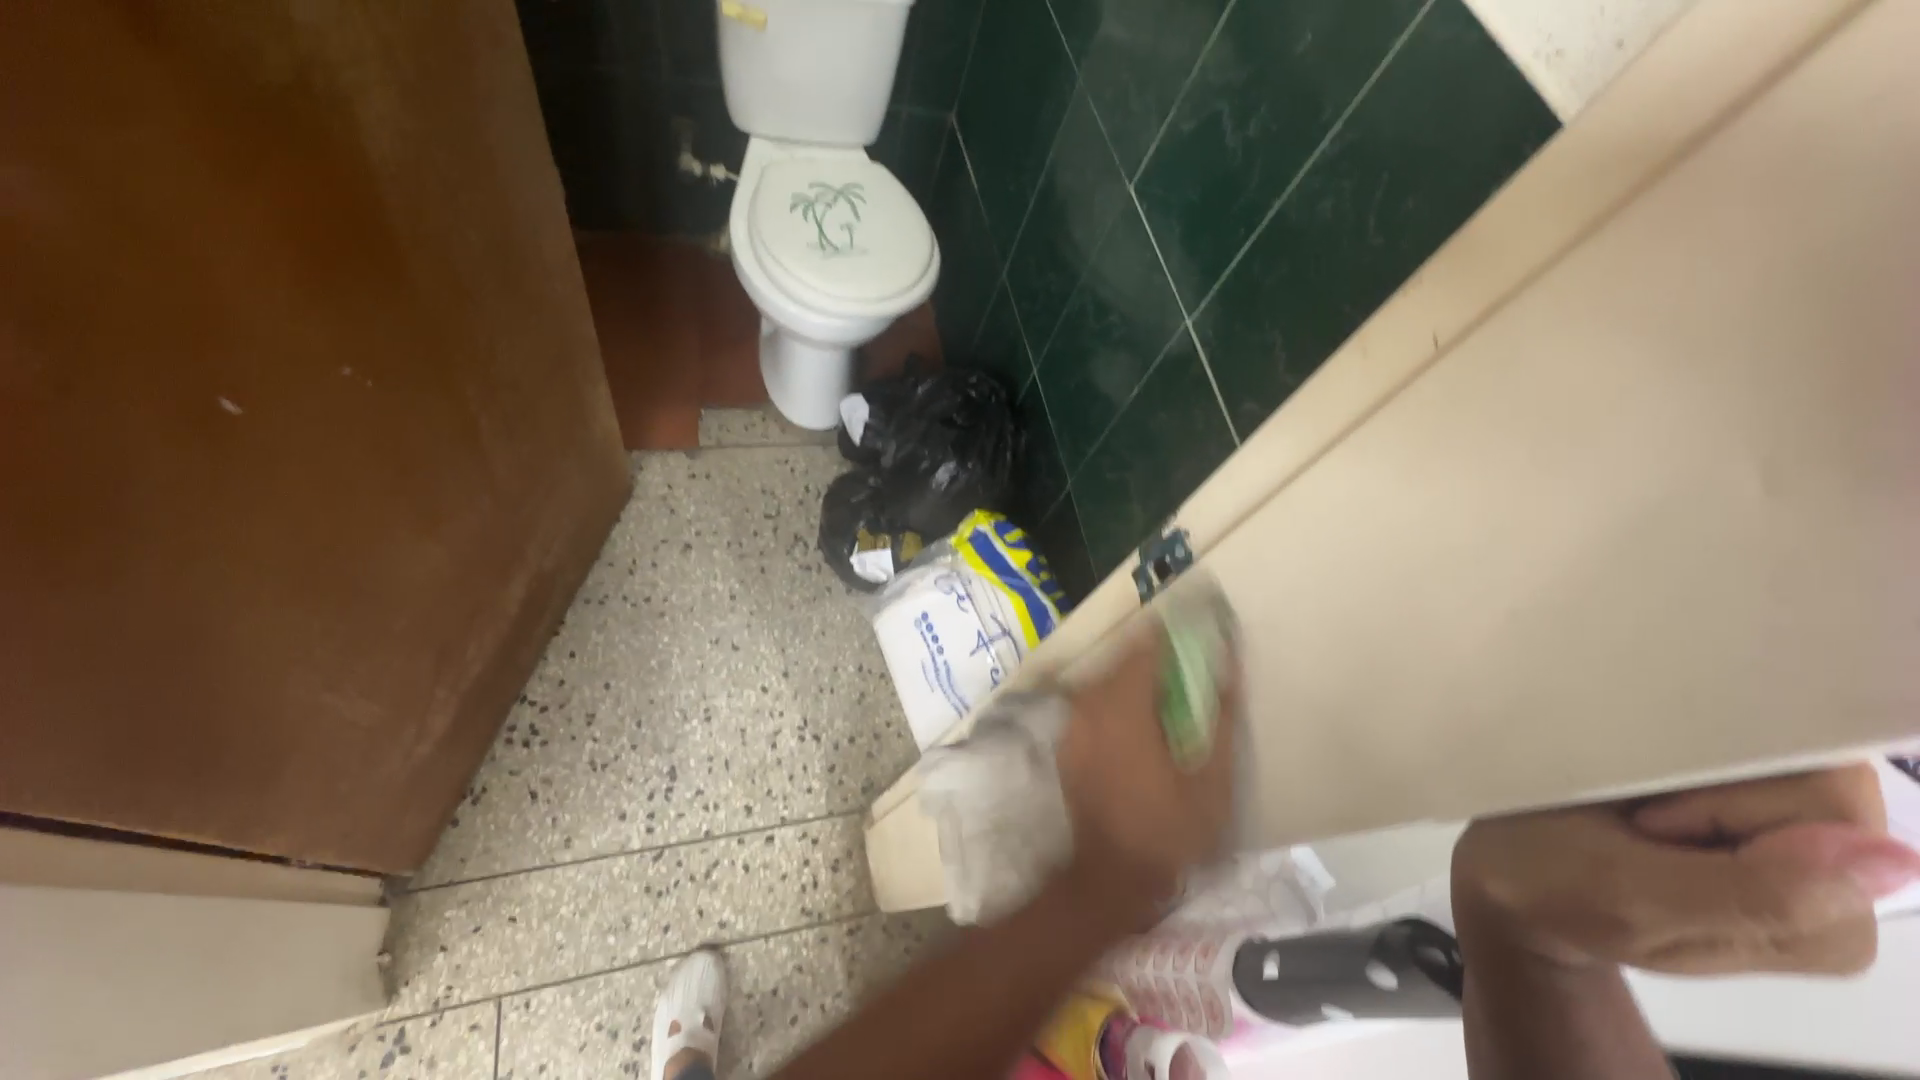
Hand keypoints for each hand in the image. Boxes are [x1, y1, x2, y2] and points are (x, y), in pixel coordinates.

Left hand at [1055, 625, 1237, 926]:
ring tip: (1179, 693)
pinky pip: (1098, 700)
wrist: (1109, 879)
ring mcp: (1071, 721)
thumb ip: (1219, 714)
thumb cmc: (1167, 832)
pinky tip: (1149, 720)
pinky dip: (1123, 697)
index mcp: (1122, 705)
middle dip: (1163, 653)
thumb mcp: (1211, 779)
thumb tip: (1228, 663)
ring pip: (1110, 677)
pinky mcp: (1067, 739)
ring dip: (1143, 675)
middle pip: (1128, 656)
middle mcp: (1088, 703)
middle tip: (1200, 663)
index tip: (1208, 626)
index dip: (1180, 629)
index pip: (1149, 643)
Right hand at [1452, 763, 1919, 976]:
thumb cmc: (1553, 885)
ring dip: (1702, 773)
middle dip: (1717, 785)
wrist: (1514, 881)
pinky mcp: (1773, 827)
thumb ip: (1758, 895)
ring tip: (1641, 808)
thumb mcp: (1632, 898)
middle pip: (1823, 785)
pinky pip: (1767, 764)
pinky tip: (1652, 795)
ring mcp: (1809, 859)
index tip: (1651, 825)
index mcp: (1821, 927)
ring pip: (1795, 766)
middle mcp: (1839, 895)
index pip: (1827, 811)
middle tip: (1642, 818)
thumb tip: (1894, 862)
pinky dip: (1696, 764)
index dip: (1726, 799)